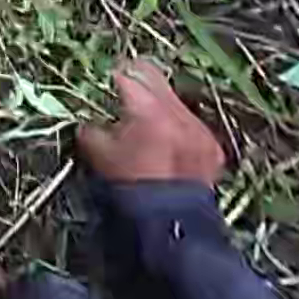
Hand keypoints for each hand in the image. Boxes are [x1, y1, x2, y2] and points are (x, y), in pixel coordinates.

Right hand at [77, 59, 224, 185]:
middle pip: (150, 72)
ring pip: (169, 93)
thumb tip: (88, 111)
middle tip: (115, 83)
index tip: (95, 78)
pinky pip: (186, 117)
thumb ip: (89, 122)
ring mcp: (197, 128)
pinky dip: (171, 118)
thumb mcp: (96, 149)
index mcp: (147, 110)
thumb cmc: (129, 184)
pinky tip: (161, 134)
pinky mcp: (211, 143)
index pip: (122, 74)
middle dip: (130, 75)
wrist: (172, 226)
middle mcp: (176, 113)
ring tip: (138, 111)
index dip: (105, 74)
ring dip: (152, 96)